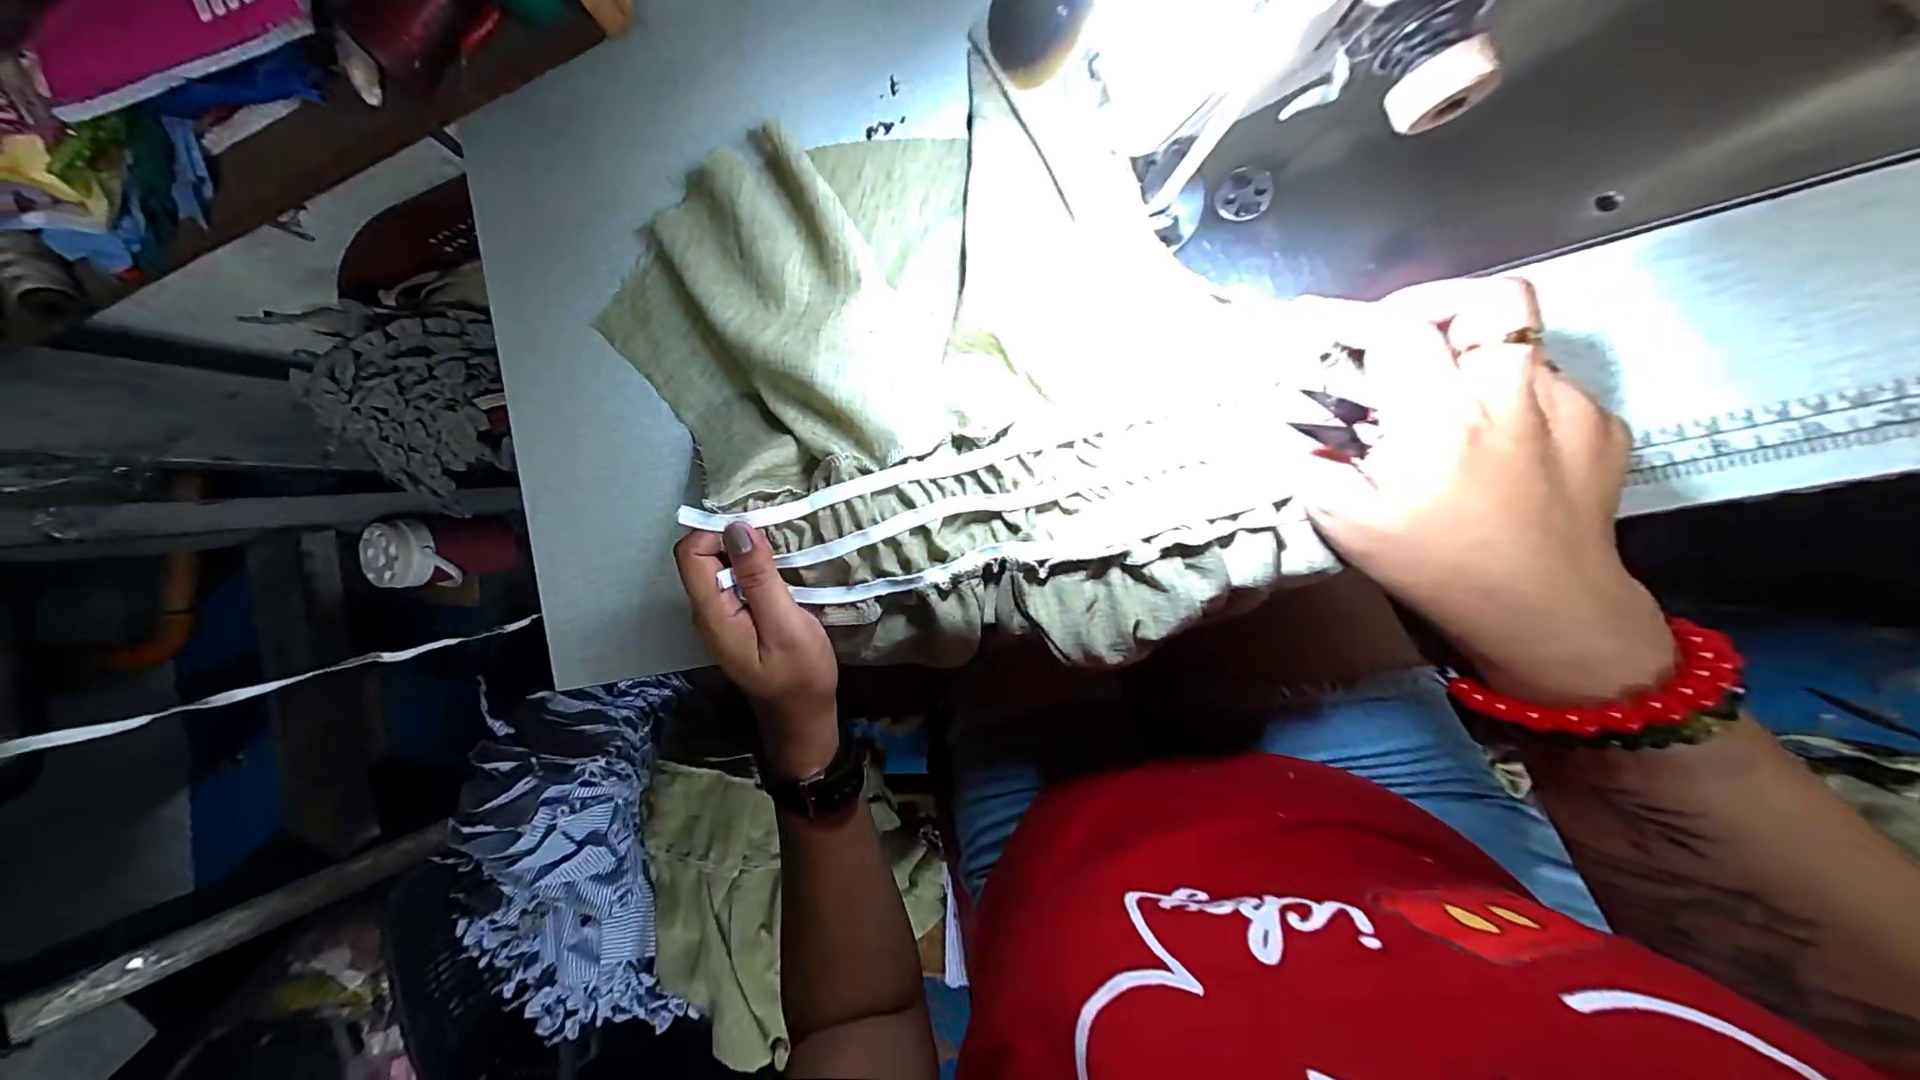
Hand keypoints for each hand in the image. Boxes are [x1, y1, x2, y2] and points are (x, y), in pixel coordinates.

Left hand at [674, 522, 840, 776]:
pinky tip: (781, 569)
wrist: (803, 715)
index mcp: (712, 613)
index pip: (690, 553)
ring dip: (747, 551)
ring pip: (720, 566)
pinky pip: (735, 580)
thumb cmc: (800, 674)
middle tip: (777, 536)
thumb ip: (759, 578)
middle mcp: (707, 611)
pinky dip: (754, 567)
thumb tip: (737, 528)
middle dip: (734, 537)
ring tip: (783, 548)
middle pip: (702, 556)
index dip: (718, 533)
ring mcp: (722, 616)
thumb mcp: (785, 625)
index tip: (760, 531)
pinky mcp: (738, 618)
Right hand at [1299, 277, 1673, 703]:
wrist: (1544, 610)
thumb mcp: (1348, 524)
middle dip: (1436, 303)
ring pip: (1520, 341)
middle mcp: (1512, 397)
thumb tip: (1302, 431)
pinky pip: (1549, 385)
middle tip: (1402, 336)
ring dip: (1473, 355)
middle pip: (1490, 299)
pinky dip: (1511, 396)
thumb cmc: (1436, 566)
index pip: (1398, 331)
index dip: (1353, 317)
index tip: (1322, 324)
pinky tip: (1494, 441)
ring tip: (1446, 402)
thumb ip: (1316, 466)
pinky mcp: (1602, 426)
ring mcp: (1570, 407)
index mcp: (1441, 420)